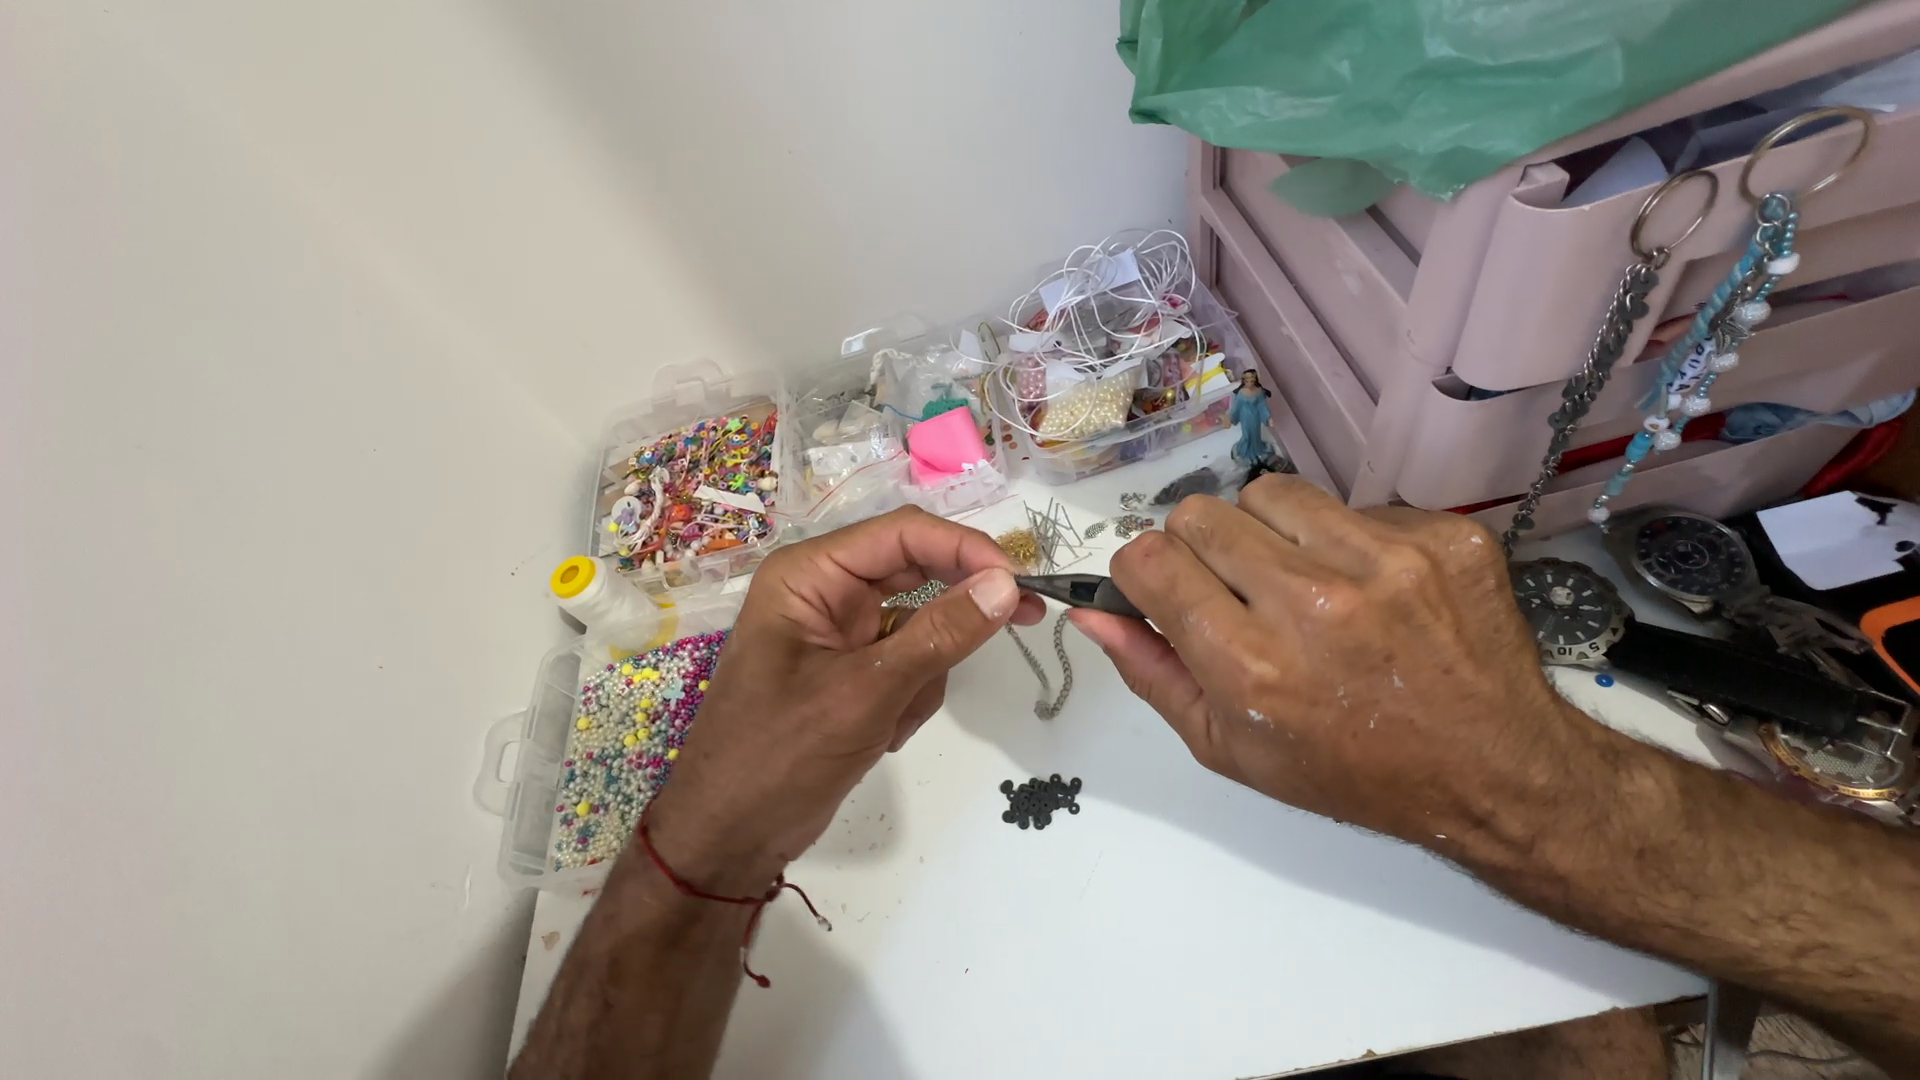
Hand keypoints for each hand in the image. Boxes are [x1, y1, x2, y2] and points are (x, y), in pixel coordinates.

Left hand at [644, 507, 1044, 890]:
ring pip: (920, 623)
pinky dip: (910, 696)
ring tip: (891, 719)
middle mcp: (825, 591)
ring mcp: (839, 632)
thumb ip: (939, 636)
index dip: (965, 548)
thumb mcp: (865, 693)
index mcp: (810, 575)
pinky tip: (880, 734)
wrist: (729, 838)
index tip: (1019, 580)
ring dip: (925, 672)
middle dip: (959, 605)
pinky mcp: (852, 669)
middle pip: (916, 572)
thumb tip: (1005, 584)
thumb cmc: (779, 756)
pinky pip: (909, 662)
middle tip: (1025, 616)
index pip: (903, 535)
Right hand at [1071, 475, 1582, 847]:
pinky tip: (1368, 587)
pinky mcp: (1440, 536)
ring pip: (1267, 493)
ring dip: (1264, 532)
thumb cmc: (1344, 769)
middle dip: (1197, 549)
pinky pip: (1348, 505)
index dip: (1142, 573)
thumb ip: (1149, 673)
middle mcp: (1312, 601)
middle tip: (1234, 591)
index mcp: (1249, 664)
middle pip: (1198, 515)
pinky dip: (1339, 539)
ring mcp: (1384, 560)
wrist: (1496, 770)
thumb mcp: (1227, 747)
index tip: (1164, 591)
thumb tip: (1090, 612)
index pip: (1148, 561)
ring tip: (1298, 579)